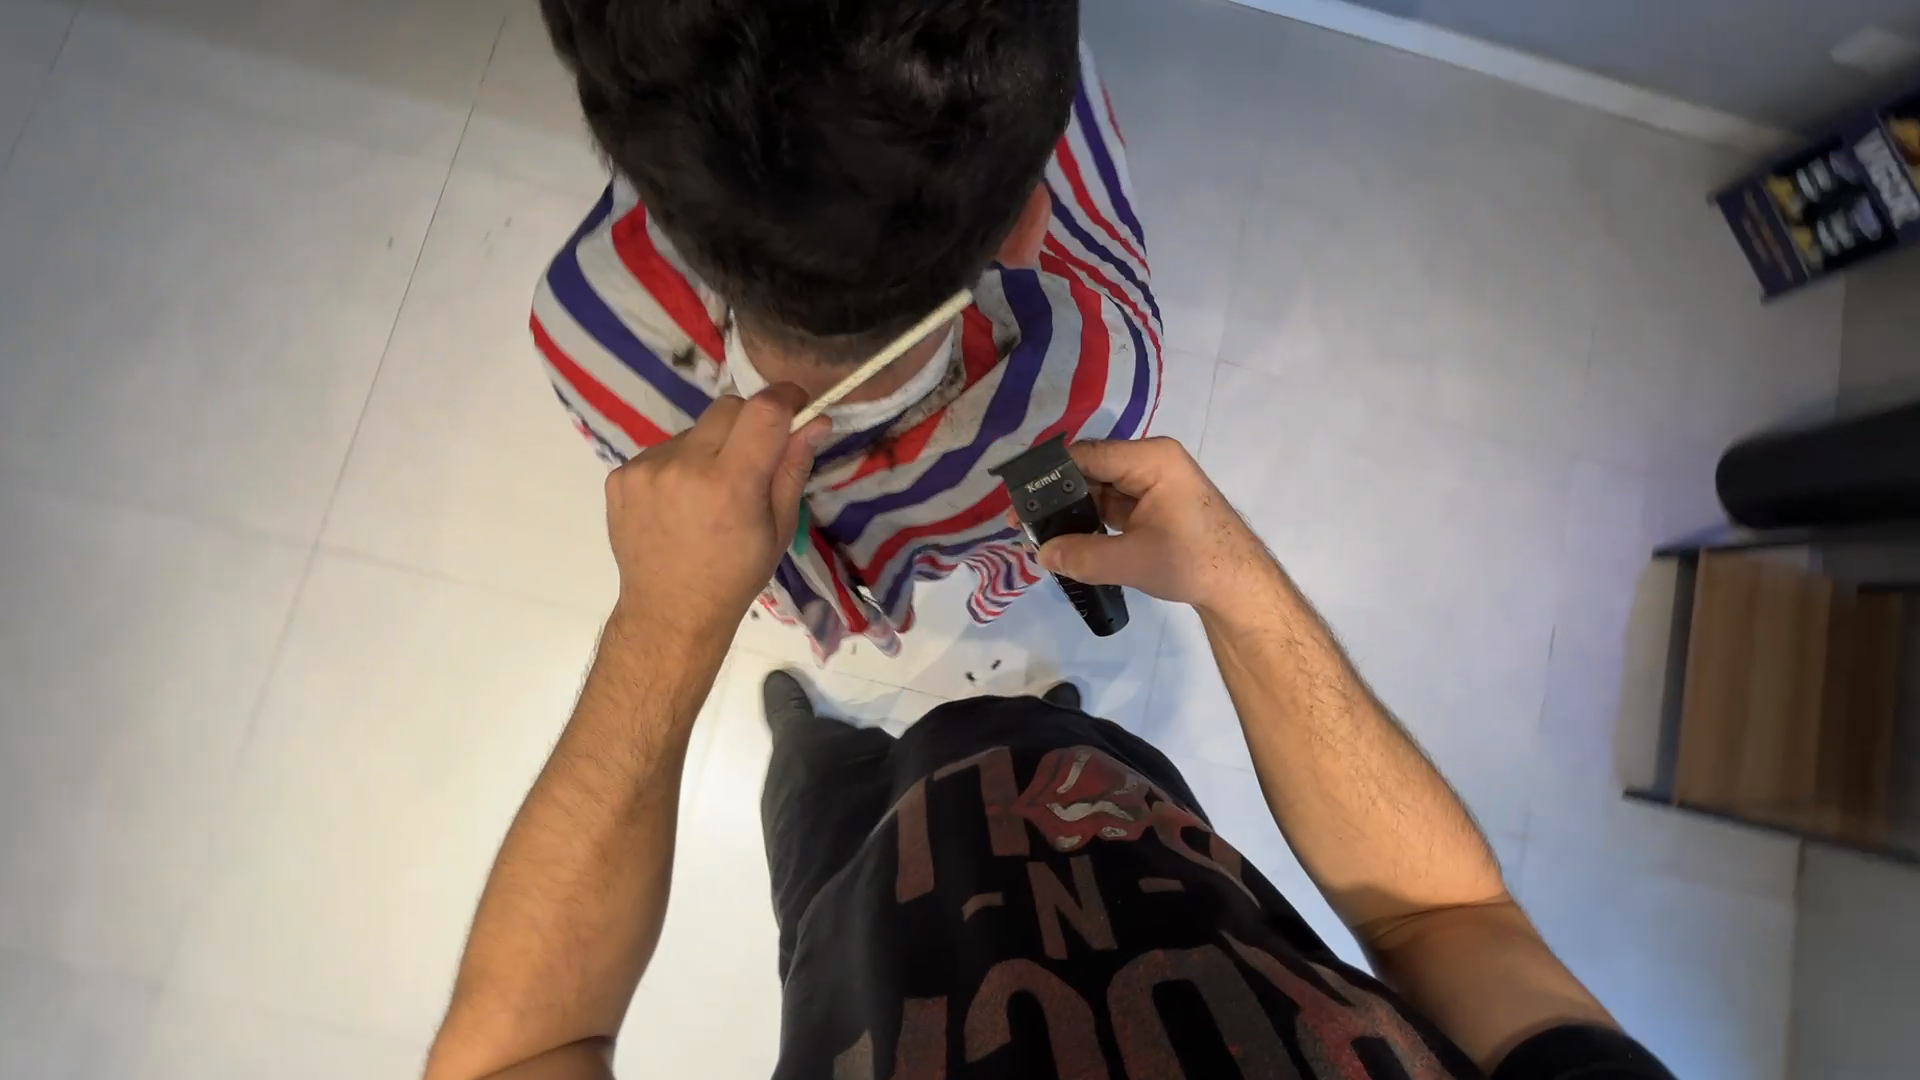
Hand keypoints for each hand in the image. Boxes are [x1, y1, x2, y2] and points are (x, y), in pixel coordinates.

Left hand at [604, 385, 830, 639]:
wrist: (670, 611)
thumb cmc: (736, 575)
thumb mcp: (779, 527)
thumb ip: (793, 467)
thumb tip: (816, 421)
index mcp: (731, 483)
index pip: (763, 409)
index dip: (786, 397)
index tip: (797, 404)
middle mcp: (685, 465)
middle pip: (728, 407)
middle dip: (750, 421)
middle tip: (755, 458)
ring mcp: (646, 468)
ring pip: (695, 430)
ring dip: (712, 447)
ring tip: (711, 492)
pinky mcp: (621, 474)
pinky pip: (665, 450)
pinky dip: (681, 465)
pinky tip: (681, 502)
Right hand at [1022, 437, 1273, 613]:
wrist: (1240, 586)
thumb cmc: (1194, 562)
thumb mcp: (1133, 561)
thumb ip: (1083, 555)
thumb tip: (1042, 553)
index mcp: (1151, 459)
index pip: (1087, 455)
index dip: (1049, 475)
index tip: (1018, 497)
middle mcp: (1149, 461)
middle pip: (1090, 469)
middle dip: (1056, 495)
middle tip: (1021, 520)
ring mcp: (1151, 482)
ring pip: (1097, 488)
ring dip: (1071, 509)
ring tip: (1036, 530)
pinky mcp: (1151, 503)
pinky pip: (1109, 503)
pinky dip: (1088, 519)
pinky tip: (1064, 536)